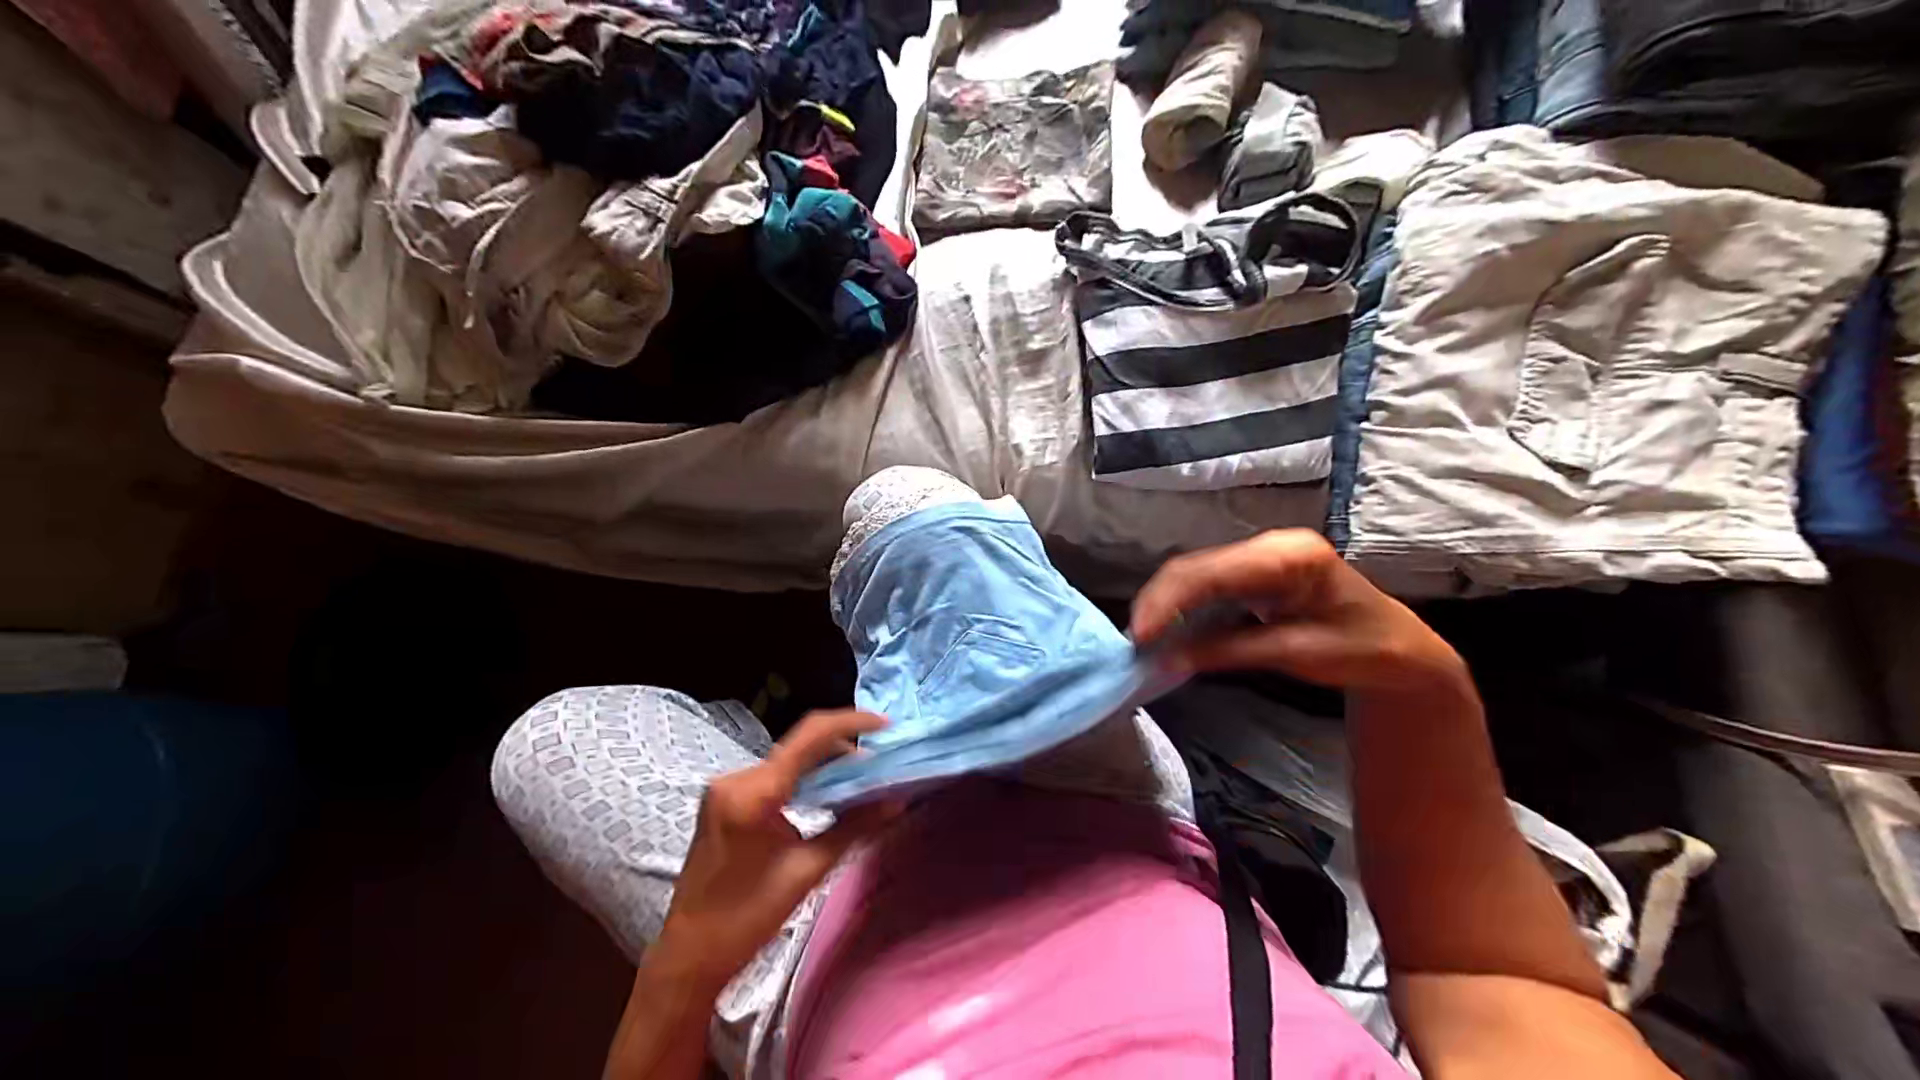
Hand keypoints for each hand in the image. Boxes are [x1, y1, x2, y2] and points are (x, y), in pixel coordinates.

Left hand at [653, 710, 902, 990]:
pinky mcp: (726, 798)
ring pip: (789, 759)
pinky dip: (806, 778)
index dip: (851, 722)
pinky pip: (775, 774)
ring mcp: (727, 786)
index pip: (810, 736)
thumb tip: (896, 800)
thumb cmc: (746, 919)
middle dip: (844, 749)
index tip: (885, 724)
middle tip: (881, 765)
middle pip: (801, 745)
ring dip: (826, 765)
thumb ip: (853, 828)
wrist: (689, 952)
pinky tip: (829, 794)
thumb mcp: (807, 871)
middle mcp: (736, 778)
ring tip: (862, 781)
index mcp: (754, 793)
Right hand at [1131, 530, 1466, 693]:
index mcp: (1290, 556)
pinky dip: (1179, 605)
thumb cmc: (1365, 648)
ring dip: (1163, 603)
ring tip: (1143, 637)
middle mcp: (1268, 545)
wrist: (1400, 646)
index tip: (1141, 635)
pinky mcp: (1250, 571)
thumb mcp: (1301, 654)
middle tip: (1135, 641)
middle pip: (1194, 566)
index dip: (1169, 600)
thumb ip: (1233, 651)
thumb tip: (1170, 659)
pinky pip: (1203, 583)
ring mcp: (1258, 555)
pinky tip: (1165, 626)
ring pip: (1193, 572)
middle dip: (1158, 602)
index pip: (1213, 571)